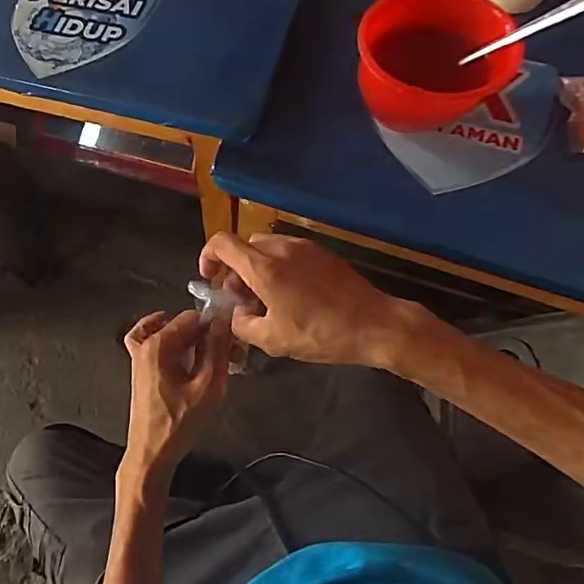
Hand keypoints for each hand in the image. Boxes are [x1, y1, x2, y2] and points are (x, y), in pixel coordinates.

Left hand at [120, 310, 230, 488]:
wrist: (152, 453)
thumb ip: (216, 349)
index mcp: (158, 343)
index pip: (193, 317)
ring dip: (196, 343)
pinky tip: (190, 357)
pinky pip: (158, 346)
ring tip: (217, 360)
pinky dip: (175, 346)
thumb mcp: (207, 385)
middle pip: (183, 325)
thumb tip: (223, 320)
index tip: (234, 342)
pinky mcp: (143, 370)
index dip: (216, 325)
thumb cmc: (179, 423)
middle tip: (232, 356)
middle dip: (208, 336)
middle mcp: (145, 344)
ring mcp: (141, 356)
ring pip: (172, 335)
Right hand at [199, 233, 455, 367]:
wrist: (376, 325)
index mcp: (264, 267)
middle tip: (241, 298)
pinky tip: (290, 294)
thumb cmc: (321, 333)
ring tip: (266, 297)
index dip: (208, 256)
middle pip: (243, 245)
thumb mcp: (273, 340)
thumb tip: (238, 313)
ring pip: (265, 247)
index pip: (222, 243)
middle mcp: (281, 248)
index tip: (210, 277)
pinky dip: (277, 266)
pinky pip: (287, 251)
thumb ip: (242, 325)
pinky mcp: (321, 253)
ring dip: (256, 267)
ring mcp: (304, 247)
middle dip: (234, 268)